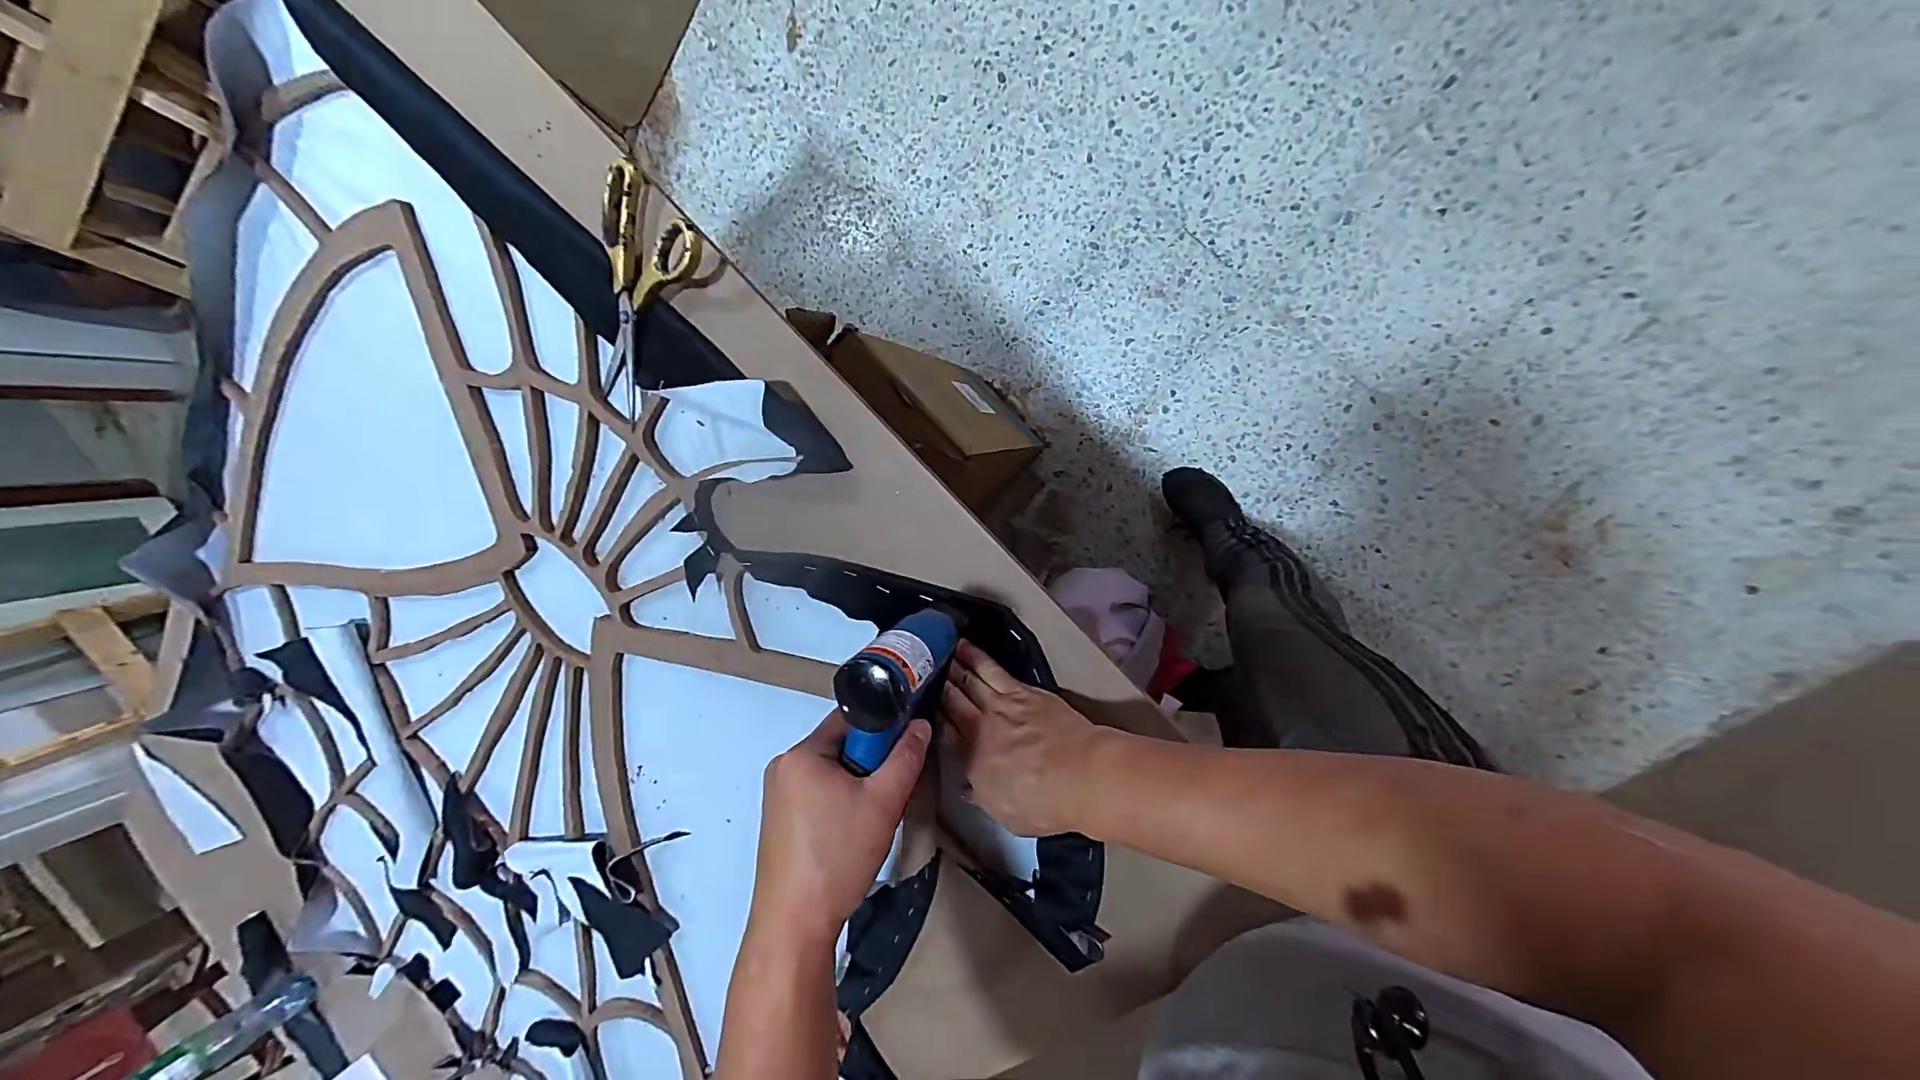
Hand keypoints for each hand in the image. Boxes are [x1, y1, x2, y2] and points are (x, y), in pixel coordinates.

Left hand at [749, 709, 929, 946]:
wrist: (795, 925)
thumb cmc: (835, 860)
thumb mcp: (884, 802)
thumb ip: (906, 758)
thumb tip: (919, 727)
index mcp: (800, 755)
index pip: (849, 718)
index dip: (882, 729)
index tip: (901, 751)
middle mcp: (783, 769)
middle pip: (841, 746)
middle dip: (871, 764)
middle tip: (887, 793)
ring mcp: (778, 797)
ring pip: (832, 773)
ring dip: (858, 787)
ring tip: (870, 819)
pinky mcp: (781, 822)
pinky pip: (819, 795)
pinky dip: (841, 805)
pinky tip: (852, 834)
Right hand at [939, 640, 1099, 835]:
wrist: (1081, 775)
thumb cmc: (1048, 801)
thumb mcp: (1006, 813)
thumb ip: (983, 796)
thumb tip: (969, 790)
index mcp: (973, 762)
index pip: (946, 736)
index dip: (933, 721)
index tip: (923, 711)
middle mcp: (981, 730)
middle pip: (952, 704)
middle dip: (937, 688)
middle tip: (920, 672)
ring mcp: (1002, 706)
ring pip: (969, 681)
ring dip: (952, 666)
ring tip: (938, 653)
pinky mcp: (1024, 693)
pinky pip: (993, 670)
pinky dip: (977, 657)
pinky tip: (968, 648)